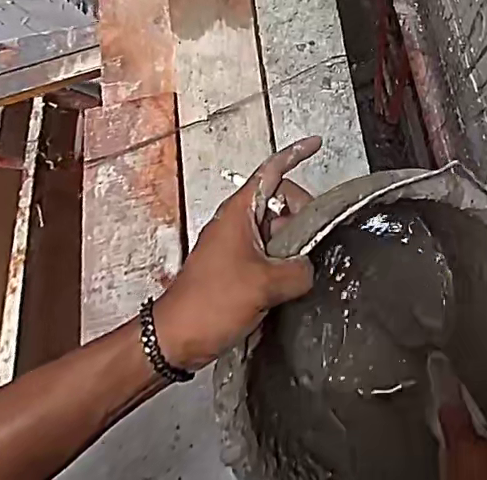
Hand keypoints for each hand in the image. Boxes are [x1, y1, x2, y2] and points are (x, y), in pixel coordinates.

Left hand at [150, 136, 319, 370]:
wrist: (170, 342)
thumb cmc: (210, 304)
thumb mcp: (264, 285)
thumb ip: (298, 270)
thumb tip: (309, 268)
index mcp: (240, 211)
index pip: (272, 170)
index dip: (296, 154)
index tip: (316, 144)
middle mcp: (237, 222)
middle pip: (280, 201)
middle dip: (302, 213)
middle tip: (315, 237)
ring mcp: (235, 245)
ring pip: (276, 229)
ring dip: (293, 243)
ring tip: (301, 268)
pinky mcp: (235, 268)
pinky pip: (267, 253)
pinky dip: (282, 261)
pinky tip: (289, 284)